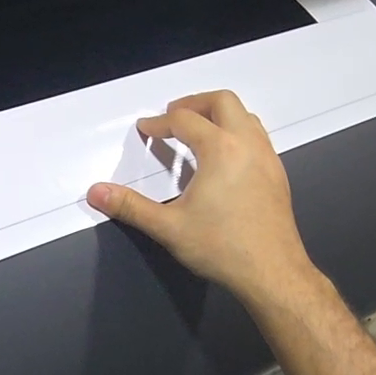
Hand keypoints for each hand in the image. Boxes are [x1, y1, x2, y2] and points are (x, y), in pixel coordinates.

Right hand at [87, 90, 317, 303]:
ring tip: (198, 131)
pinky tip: (224, 159)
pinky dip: (237, 133)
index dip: (160, 123)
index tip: (145, 129)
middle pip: (222, 102)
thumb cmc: (222, 248)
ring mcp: (267, 158)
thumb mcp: (168, 227)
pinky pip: (257, 137)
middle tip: (172, 116)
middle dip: (194, 103)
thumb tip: (97, 192)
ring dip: (219, 115)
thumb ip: (130, 207)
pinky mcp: (277, 175)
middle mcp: (248, 145)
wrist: (272, 272)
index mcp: (220, 149)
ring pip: (245, 116)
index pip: (184, 121)